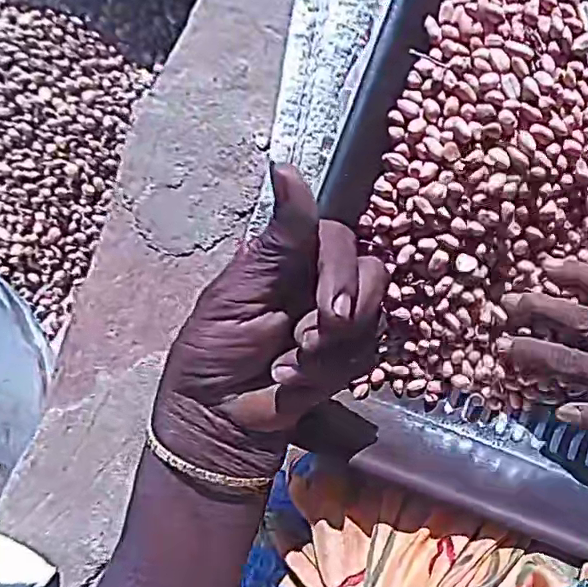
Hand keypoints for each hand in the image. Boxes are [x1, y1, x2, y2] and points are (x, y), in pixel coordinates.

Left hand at [151, 164, 385, 489]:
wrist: (217, 420)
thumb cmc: (213, 350)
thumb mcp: (239, 291)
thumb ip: (279, 240)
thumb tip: (286, 167)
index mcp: (293, 258)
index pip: (341, 238)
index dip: (341, 267)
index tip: (328, 305)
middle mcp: (323, 282)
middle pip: (372, 272)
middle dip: (346, 309)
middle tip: (308, 338)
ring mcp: (341, 320)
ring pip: (374, 316)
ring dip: (330, 349)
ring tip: (289, 366)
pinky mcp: (351, 356)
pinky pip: (367, 355)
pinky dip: (329, 373)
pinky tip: (294, 382)